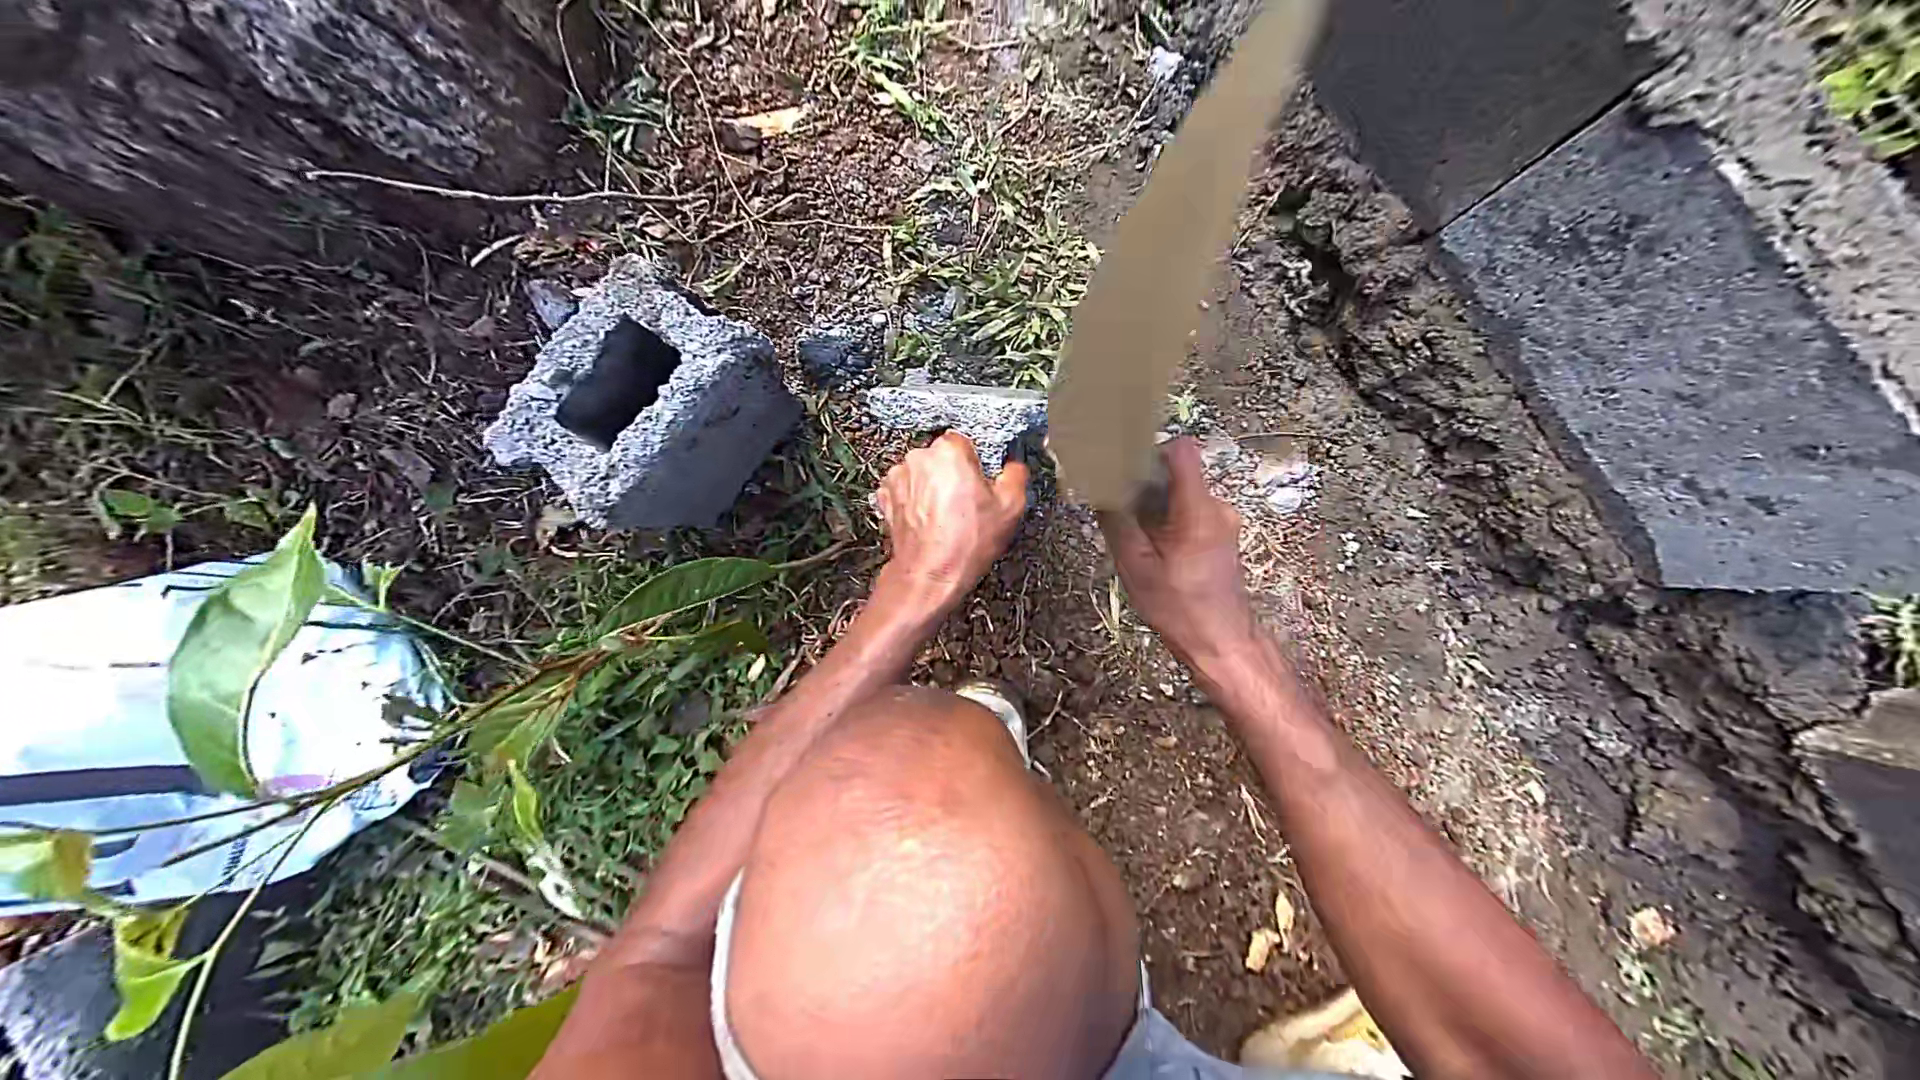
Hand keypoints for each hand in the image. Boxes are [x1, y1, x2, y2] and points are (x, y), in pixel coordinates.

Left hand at [875, 432, 1028, 614]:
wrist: (929, 574)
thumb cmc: (966, 542)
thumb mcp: (1011, 507)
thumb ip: (1016, 474)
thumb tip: (1014, 465)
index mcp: (949, 451)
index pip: (966, 443)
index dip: (976, 464)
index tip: (981, 484)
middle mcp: (919, 458)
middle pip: (942, 458)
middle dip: (953, 476)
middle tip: (966, 504)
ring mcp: (898, 477)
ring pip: (923, 473)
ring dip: (933, 488)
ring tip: (946, 517)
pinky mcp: (886, 497)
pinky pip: (906, 490)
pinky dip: (916, 501)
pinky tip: (930, 522)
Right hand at [1098, 438, 1258, 667]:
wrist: (1220, 639)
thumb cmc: (1180, 609)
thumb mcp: (1135, 566)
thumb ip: (1117, 521)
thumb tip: (1099, 490)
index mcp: (1198, 511)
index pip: (1181, 450)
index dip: (1149, 451)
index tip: (1123, 465)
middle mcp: (1216, 507)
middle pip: (1175, 471)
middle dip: (1143, 485)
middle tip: (1120, 510)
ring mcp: (1221, 518)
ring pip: (1179, 490)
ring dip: (1153, 505)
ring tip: (1137, 536)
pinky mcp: (1219, 530)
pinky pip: (1187, 507)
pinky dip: (1165, 518)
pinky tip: (1153, 546)